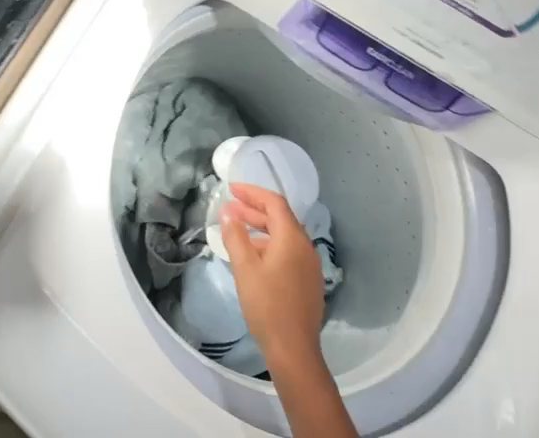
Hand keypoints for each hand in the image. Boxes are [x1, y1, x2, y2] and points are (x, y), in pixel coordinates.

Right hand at [219, 182, 324, 372]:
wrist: (294, 349)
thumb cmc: (267, 305)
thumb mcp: (245, 269)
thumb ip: (236, 237)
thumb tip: (228, 213)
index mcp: (292, 238)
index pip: (274, 202)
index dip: (252, 193)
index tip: (231, 190)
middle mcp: (306, 246)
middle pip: (280, 218)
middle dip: (254, 210)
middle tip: (231, 208)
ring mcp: (310, 265)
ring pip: (284, 236)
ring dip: (261, 229)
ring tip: (238, 232)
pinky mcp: (308, 281)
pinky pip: (288, 252)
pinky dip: (270, 245)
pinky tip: (254, 257)